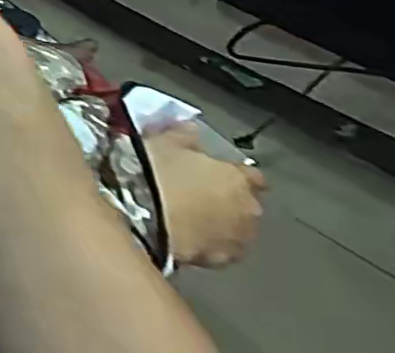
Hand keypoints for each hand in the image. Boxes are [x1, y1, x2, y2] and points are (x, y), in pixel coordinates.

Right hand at [144, 125, 267, 268]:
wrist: (141, 213)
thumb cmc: (156, 169)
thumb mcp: (165, 141)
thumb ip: (185, 135)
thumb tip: (194, 131)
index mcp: (237, 180)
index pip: (253, 175)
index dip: (236, 171)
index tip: (218, 168)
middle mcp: (247, 213)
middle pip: (247, 204)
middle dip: (230, 198)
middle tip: (201, 190)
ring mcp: (236, 242)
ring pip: (236, 229)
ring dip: (222, 221)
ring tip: (193, 214)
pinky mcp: (219, 263)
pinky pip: (219, 247)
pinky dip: (209, 240)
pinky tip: (188, 232)